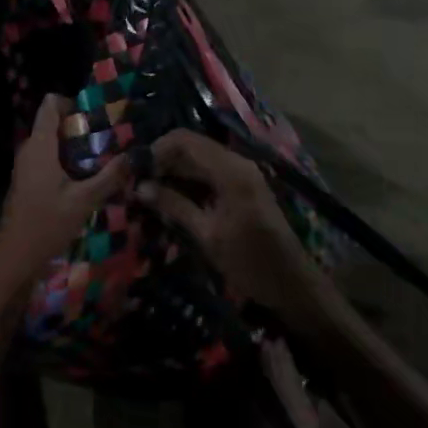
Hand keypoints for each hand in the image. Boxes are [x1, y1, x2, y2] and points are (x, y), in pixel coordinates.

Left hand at [0, 95, 133, 299]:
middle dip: (82, 128)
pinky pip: (49, 158)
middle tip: (111, 143)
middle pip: (55, 122)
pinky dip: (68, 162)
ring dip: (77, 148)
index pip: (50, 103)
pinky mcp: (29, 178)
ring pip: (53, 142)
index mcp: (40, 144)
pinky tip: (87, 179)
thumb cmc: (47, 223)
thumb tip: (134, 156)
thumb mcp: (84, 200)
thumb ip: (110, 176)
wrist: (16, 255)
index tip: (99, 120)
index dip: (74, 103)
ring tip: (105, 161)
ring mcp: (27, 163)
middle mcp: (30, 147)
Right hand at [135, 130, 330, 322]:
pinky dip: (186, 180)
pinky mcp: (241, 187)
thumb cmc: (251, 262)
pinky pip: (207, 172)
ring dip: (172, 170)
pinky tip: (170, 197)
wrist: (294, 286)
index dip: (155, 149)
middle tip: (136, 181)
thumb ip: (174, 205)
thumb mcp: (208, 235)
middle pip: (190, 147)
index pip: (184, 141)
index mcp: (230, 171)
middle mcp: (236, 164)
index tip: (134, 169)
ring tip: (147, 190)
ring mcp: (241, 174)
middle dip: (161, 160)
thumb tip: (140, 187)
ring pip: (197, 159)